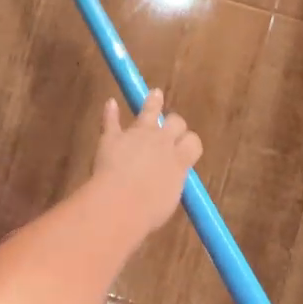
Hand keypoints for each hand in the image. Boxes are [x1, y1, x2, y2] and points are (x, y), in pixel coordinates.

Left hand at [90, 89, 201, 233]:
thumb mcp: (168, 199)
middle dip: (174, 124)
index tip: (186, 148)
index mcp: (180, 160)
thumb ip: (169, 183)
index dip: (189, 143)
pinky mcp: (112, 137)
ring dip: (152, 103)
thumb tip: (166, 182)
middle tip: (171, 127)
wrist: (120, 202)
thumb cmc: (148, 210)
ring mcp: (136, 135)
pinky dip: (109, 112)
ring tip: (154, 93)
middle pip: (175, 122)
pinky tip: (109, 103)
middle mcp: (161, 142)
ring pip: (147, 112)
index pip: (193, 142)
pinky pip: (111, 121)